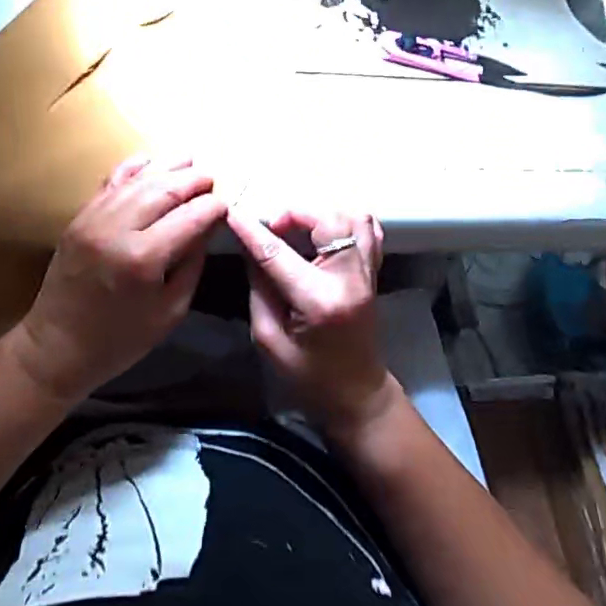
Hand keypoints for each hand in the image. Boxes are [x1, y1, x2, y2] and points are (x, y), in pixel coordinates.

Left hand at [15, 156, 227, 401]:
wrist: (56, 348)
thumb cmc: (120, 340)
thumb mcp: (169, 311)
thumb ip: (191, 264)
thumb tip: (208, 227)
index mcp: (143, 259)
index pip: (189, 217)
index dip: (213, 207)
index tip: (227, 204)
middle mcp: (117, 230)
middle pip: (164, 190)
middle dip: (193, 180)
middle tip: (212, 178)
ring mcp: (93, 220)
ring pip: (137, 180)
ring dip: (166, 167)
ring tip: (190, 161)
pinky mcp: (78, 219)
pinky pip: (109, 184)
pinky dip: (131, 169)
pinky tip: (149, 160)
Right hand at [228, 208, 397, 432]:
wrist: (357, 393)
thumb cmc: (308, 375)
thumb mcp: (268, 338)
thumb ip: (259, 287)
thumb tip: (251, 246)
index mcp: (319, 300)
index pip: (279, 253)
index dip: (251, 230)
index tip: (232, 212)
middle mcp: (350, 279)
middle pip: (328, 220)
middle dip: (294, 214)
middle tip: (272, 228)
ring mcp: (368, 273)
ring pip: (353, 218)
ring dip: (321, 215)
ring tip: (298, 229)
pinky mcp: (374, 272)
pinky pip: (368, 229)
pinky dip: (345, 221)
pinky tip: (324, 232)